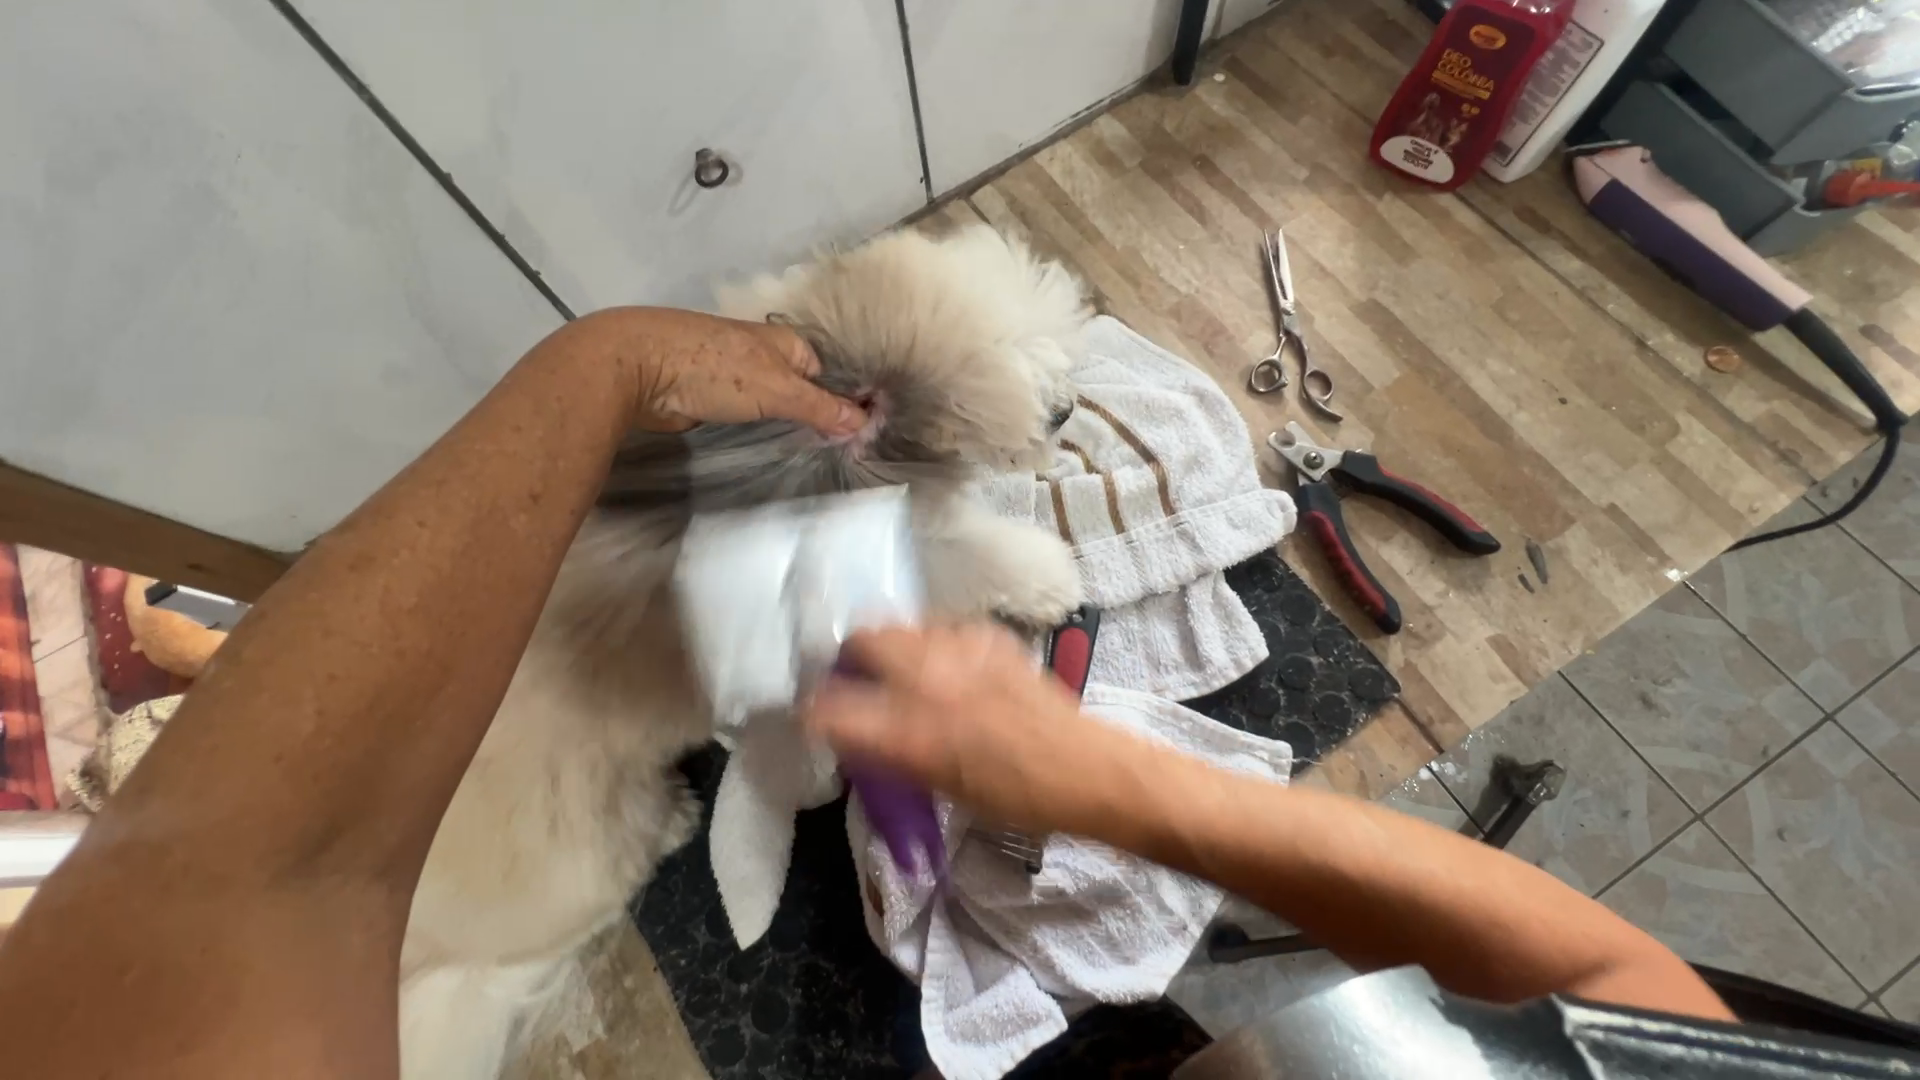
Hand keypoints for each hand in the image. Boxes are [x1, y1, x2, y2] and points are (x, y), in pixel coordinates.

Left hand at [564, 306, 866, 436]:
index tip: (858, 438)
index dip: (844, 404)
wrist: (638, 366)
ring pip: (774, 403)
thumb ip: (821, 408)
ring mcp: (735, 373)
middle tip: (836, 454)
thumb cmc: (715, 370)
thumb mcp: (778, 390)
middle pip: (803, 389)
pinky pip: (747, 413)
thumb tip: (866, 423)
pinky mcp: (710, 394)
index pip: (829, 376)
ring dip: (787, 424)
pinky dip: (759, 428)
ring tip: (810, 455)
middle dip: (817, 416)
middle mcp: (764, 354)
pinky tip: (768, 447)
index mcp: (787, 343)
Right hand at [802, 622, 1138, 830]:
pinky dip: (934, 643)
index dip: (812, 710)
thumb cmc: (1014, 796)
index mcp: (913, 732)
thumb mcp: (940, 786)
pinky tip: (950, 666)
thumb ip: (890, 752)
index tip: (812, 712)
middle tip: (855, 675)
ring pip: (903, 623)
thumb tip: (853, 730)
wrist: (1084, 769)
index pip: (832, 708)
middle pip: (863, 636)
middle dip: (849, 653)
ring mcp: (964, 650)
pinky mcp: (992, 636)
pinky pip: (944, 628)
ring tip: (903, 670)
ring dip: (892, 644)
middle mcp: (932, 680)